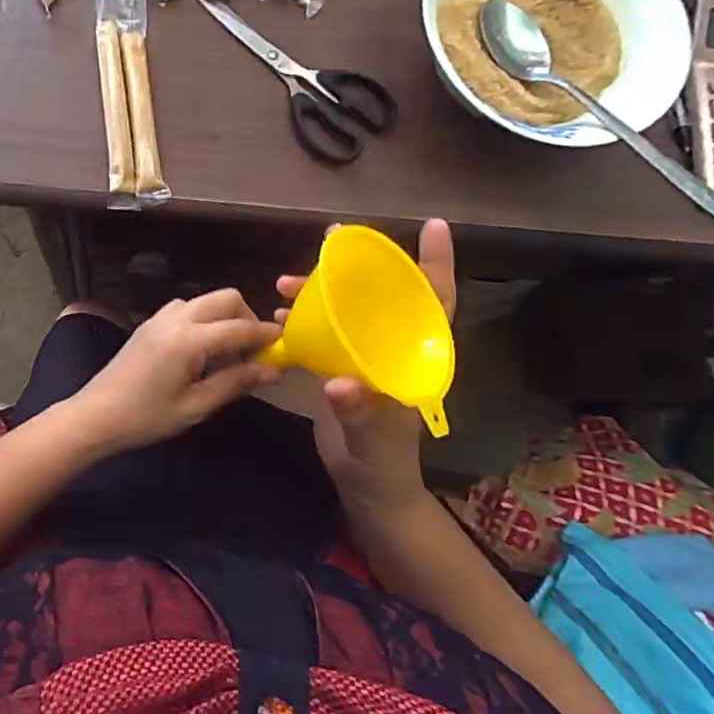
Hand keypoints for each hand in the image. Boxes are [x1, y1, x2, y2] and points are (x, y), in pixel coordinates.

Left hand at [69, 289, 282, 453]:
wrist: (95, 415)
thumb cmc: (146, 418)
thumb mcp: (195, 406)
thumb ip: (235, 382)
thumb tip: (272, 371)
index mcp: (188, 340)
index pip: (240, 327)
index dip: (267, 336)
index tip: (286, 346)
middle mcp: (175, 318)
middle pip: (226, 298)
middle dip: (247, 319)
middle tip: (253, 352)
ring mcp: (160, 317)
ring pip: (206, 300)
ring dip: (225, 319)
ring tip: (227, 356)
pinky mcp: (150, 324)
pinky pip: (187, 309)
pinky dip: (204, 320)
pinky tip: (202, 352)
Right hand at [275, 219, 456, 507]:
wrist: (366, 487)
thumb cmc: (381, 464)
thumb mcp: (373, 442)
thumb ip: (361, 414)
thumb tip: (341, 384)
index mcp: (413, 358)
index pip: (433, 303)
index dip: (435, 264)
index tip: (433, 226)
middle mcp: (392, 349)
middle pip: (382, 296)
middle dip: (359, 266)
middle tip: (331, 239)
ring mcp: (366, 357)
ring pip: (349, 311)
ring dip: (320, 292)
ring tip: (286, 281)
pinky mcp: (342, 369)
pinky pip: (325, 334)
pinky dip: (303, 320)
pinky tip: (279, 315)